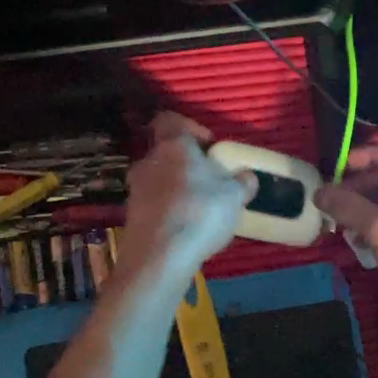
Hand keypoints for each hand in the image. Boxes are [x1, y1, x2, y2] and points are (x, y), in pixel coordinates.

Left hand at [119, 113, 256, 275]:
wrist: (159, 257)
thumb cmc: (200, 213)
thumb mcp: (234, 196)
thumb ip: (241, 183)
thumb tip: (246, 176)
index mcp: (172, 145)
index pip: (170, 120)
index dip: (190, 128)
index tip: (208, 146)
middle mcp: (148, 161)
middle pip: (165, 153)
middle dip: (186, 165)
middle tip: (209, 182)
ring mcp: (135, 190)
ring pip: (158, 181)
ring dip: (177, 190)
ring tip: (200, 210)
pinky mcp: (131, 217)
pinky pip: (153, 206)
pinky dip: (168, 212)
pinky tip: (185, 230)